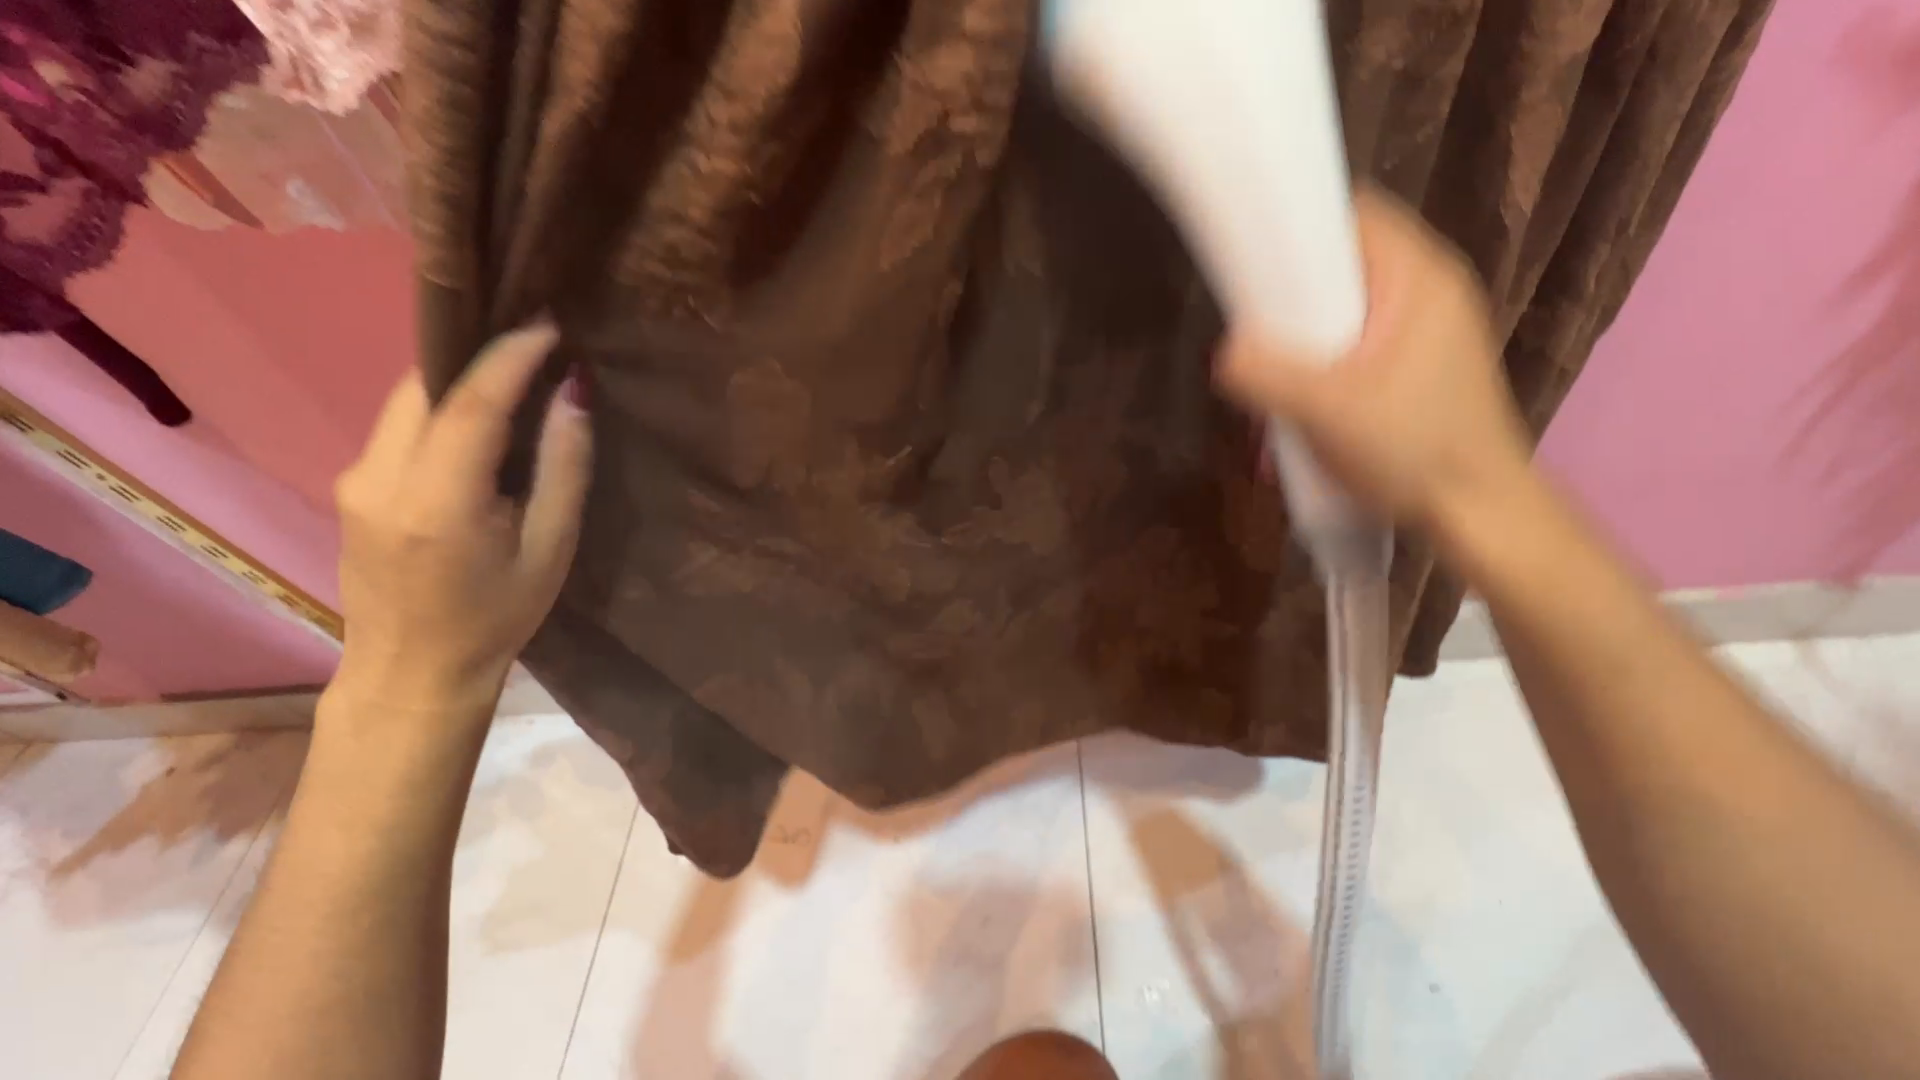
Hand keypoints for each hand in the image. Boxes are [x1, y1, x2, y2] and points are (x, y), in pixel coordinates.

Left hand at [331, 324, 591, 720]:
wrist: (413, 673)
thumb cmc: (498, 618)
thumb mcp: (550, 548)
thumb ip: (563, 467)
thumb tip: (573, 391)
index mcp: (438, 501)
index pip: (470, 402)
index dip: (509, 355)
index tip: (548, 323)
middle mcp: (380, 478)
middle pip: (426, 386)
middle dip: (479, 354)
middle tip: (535, 339)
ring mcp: (355, 480)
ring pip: (406, 400)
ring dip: (458, 378)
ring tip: (513, 371)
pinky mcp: (351, 485)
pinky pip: (398, 424)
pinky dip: (439, 406)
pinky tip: (477, 416)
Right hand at [1215, 189, 1532, 527]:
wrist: (1480, 511)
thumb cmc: (1416, 450)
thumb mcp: (1331, 412)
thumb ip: (1269, 375)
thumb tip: (1223, 351)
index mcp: (1418, 277)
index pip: (1353, 213)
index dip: (1299, 225)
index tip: (1251, 258)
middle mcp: (1429, 287)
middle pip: (1346, 258)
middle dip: (1295, 286)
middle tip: (1257, 325)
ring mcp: (1428, 326)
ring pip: (1349, 300)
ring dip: (1307, 326)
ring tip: (1275, 364)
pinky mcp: (1421, 361)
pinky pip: (1359, 334)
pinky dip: (1327, 351)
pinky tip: (1306, 389)